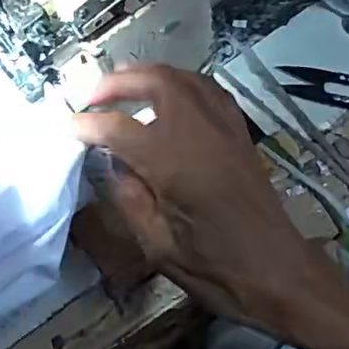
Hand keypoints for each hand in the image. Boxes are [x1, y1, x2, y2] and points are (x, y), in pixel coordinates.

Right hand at [73, 65, 348, 343]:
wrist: (279, 274)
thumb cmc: (214, 268)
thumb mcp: (155, 243)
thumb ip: (126, 195)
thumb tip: (109, 161)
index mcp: (173, 163)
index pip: (119, 128)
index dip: (89, 125)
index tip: (70, 128)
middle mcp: (199, 133)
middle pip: (156, 82)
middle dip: (118, 82)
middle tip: (93, 96)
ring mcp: (224, 128)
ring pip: (185, 78)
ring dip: (149, 75)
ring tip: (124, 85)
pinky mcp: (240, 134)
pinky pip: (208, 91)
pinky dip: (181, 83)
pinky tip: (169, 95)